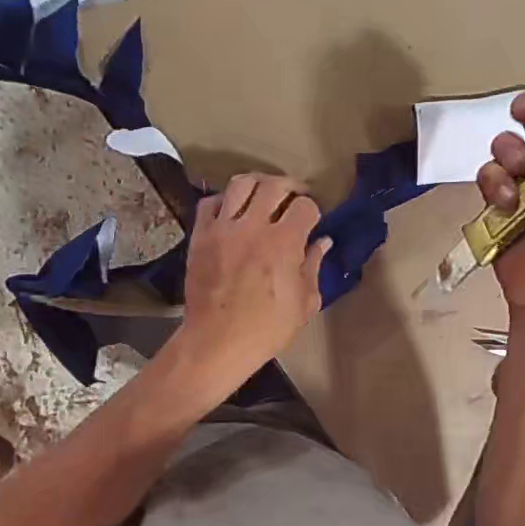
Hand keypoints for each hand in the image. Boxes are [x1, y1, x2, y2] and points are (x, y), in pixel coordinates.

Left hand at [175, 173, 330, 385]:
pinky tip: (232, 210)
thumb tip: (323, 242)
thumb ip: (315, 266)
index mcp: (284, 242)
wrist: (218, 341)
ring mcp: (223, 228)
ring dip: (257, 184)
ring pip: (240, 184)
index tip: (312, 221)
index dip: (313, 211)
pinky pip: (209, 203)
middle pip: (274, 185)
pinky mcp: (200, 236)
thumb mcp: (305, 302)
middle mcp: (254, 226)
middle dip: (289, 187)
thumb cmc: (267, 328)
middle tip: (293, 197)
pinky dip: (224, 200)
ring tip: (263, 194)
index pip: (305, 206)